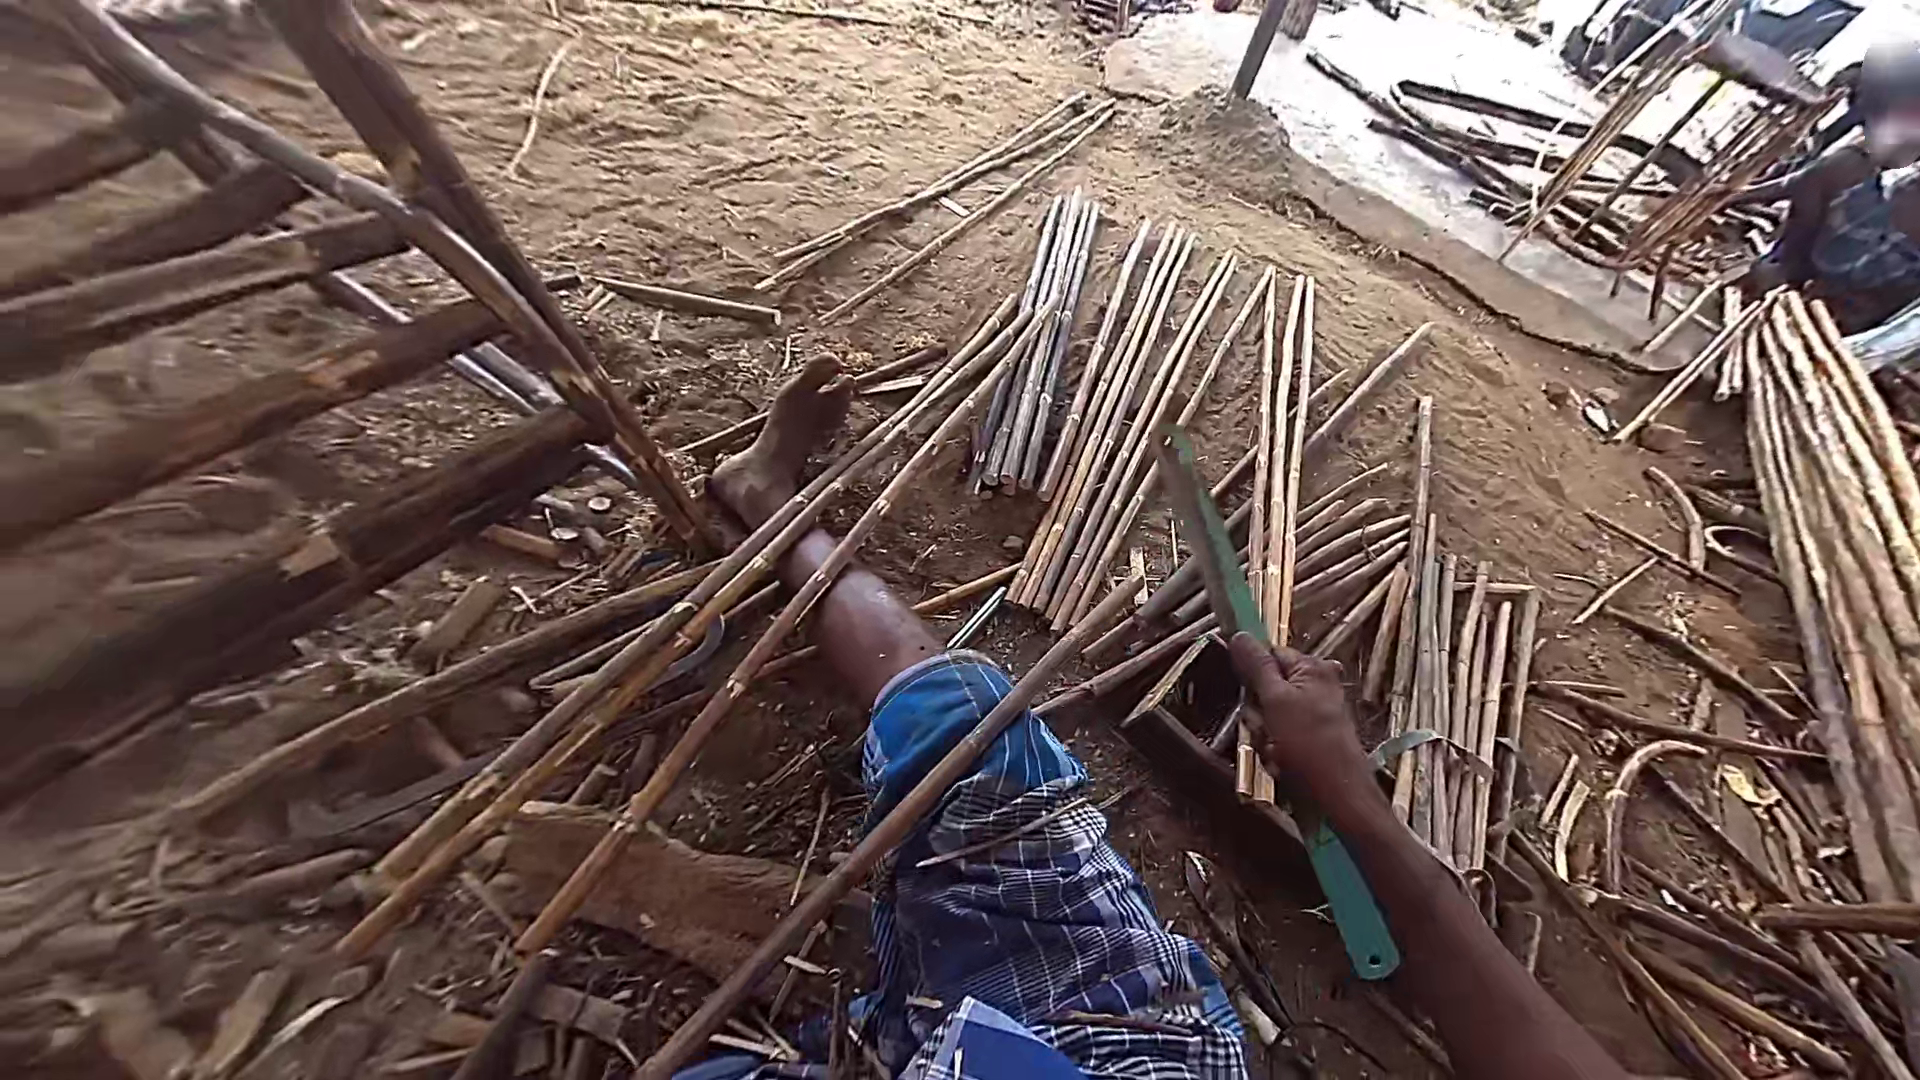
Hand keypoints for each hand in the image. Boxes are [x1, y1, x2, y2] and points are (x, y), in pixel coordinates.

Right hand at [1227, 634, 1375, 810]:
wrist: (1339, 797)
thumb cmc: (1309, 743)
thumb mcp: (1275, 699)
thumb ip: (1256, 665)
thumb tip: (1238, 633)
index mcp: (1313, 668)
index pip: (1268, 652)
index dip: (1251, 670)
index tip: (1246, 691)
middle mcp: (1317, 683)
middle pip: (1266, 682)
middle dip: (1256, 705)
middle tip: (1263, 724)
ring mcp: (1315, 710)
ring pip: (1268, 709)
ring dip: (1262, 728)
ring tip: (1272, 745)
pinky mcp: (1311, 734)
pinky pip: (1278, 729)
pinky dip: (1272, 742)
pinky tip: (1278, 757)